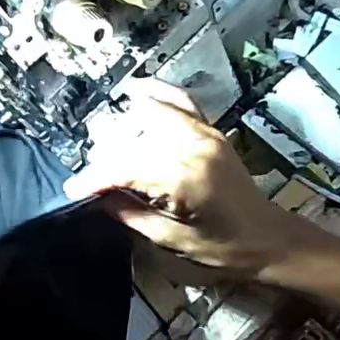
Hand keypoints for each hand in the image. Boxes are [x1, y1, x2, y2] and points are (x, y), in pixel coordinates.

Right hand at [64, 78, 320, 276]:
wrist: (267, 237)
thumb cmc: (221, 248)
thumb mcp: (170, 240)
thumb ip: (129, 214)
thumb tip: (97, 197)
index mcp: (183, 180)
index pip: (124, 168)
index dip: (93, 178)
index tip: (72, 190)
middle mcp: (191, 148)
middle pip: (132, 137)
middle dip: (106, 156)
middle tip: (95, 178)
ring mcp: (203, 133)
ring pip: (149, 114)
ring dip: (123, 129)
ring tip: (110, 148)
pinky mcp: (210, 129)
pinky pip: (179, 99)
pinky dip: (156, 92)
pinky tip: (134, 92)